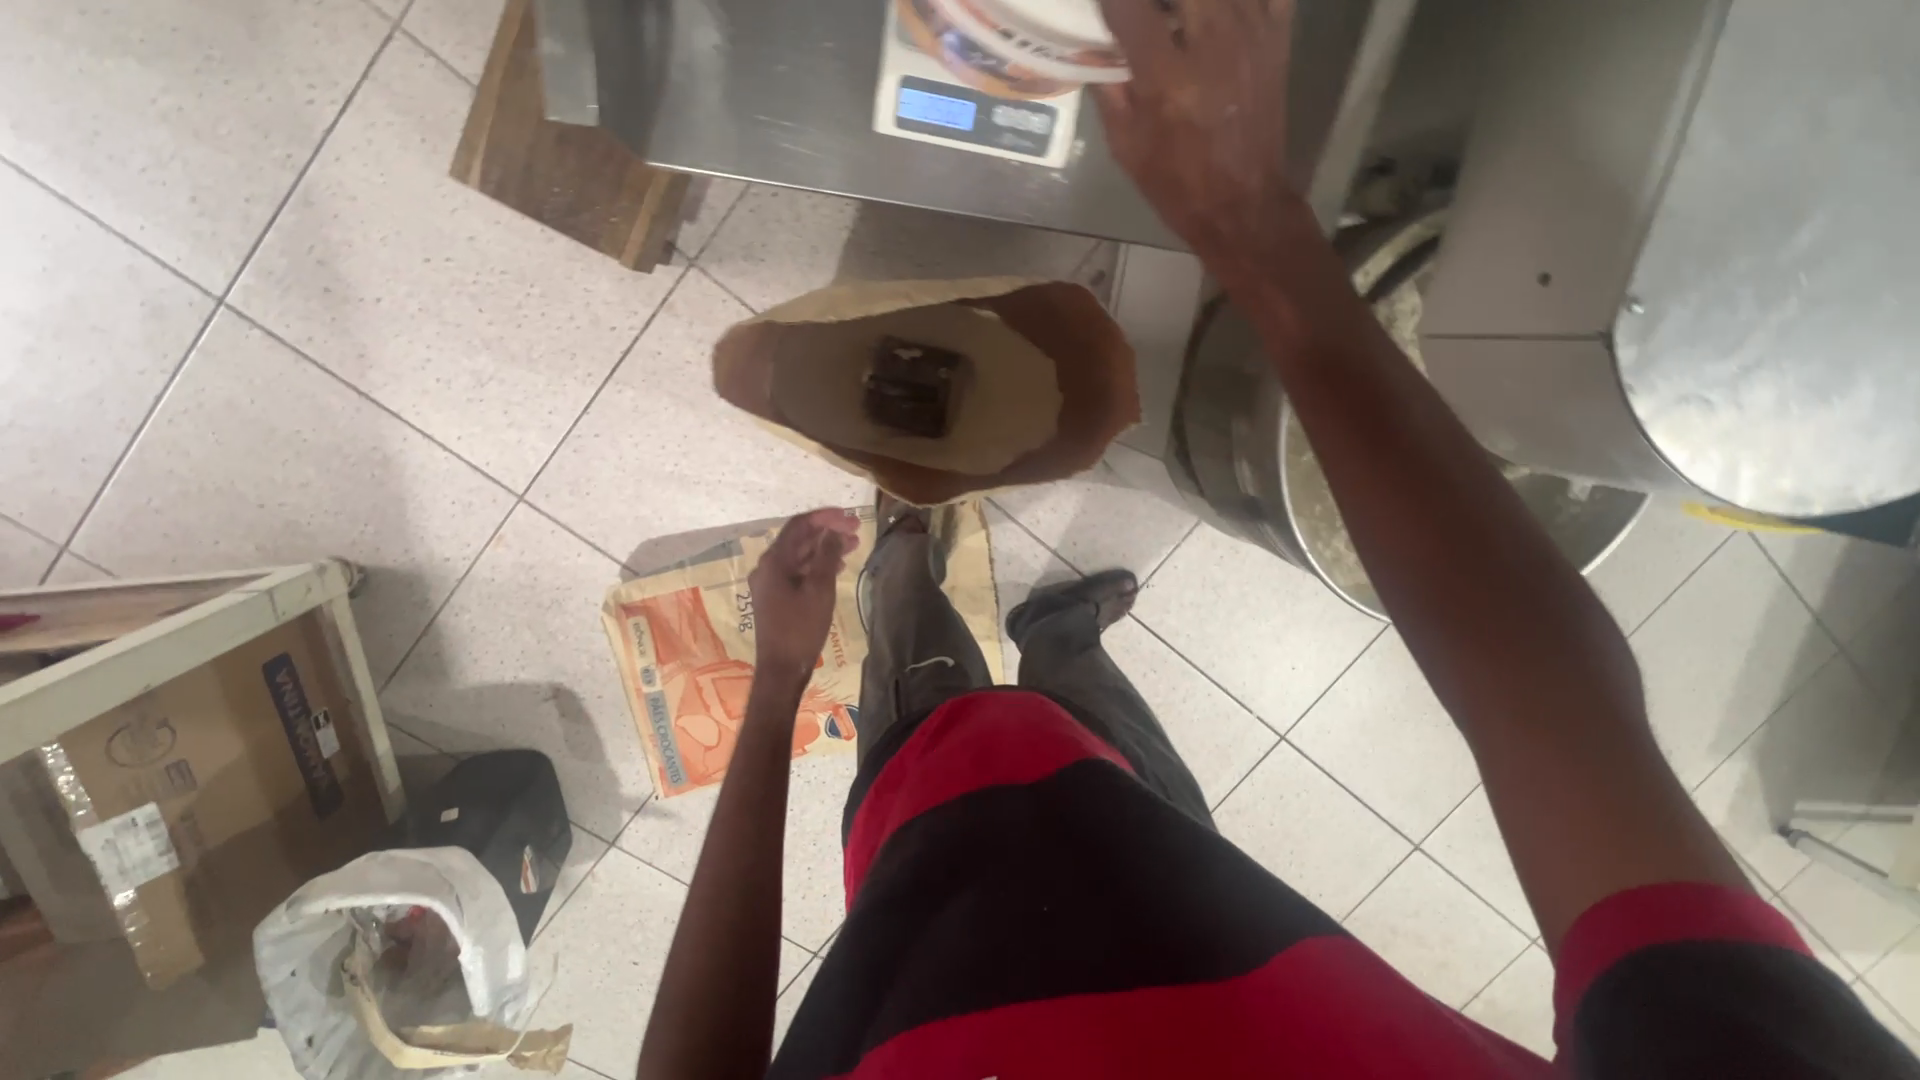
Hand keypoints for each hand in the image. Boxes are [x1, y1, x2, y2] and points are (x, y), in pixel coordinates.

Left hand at [749, 508, 860, 683]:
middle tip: (856, 531)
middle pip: (799, 539)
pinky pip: (797, 571)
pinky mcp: (776, 597)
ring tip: (853, 546)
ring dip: (824, 548)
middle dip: (828, 532)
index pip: (799, 526)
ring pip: (800, 556)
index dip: (825, 516)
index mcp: (774, 561)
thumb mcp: (820, 589)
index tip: (849, 516)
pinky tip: (837, 568)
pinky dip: (817, 565)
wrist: (782, 668)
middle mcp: (767, 567)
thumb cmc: (801, 628)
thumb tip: (833, 532)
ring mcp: (770, 583)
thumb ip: (826, 555)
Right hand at [1095, 0, 1301, 278]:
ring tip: (1179, 20)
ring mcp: (1251, 33)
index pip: (1129, 7)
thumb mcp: (1127, 147)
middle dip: (1154, 0)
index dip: (1111, 4)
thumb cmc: (1177, 184)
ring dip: (1192, 4)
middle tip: (1147, 17)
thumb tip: (1090, 48)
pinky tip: (1219, 17)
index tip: (1107, 14)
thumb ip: (1108, 91)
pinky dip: (1236, 0)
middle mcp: (1213, 46)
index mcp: (1168, 80)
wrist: (1242, 204)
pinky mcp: (1277, 34)